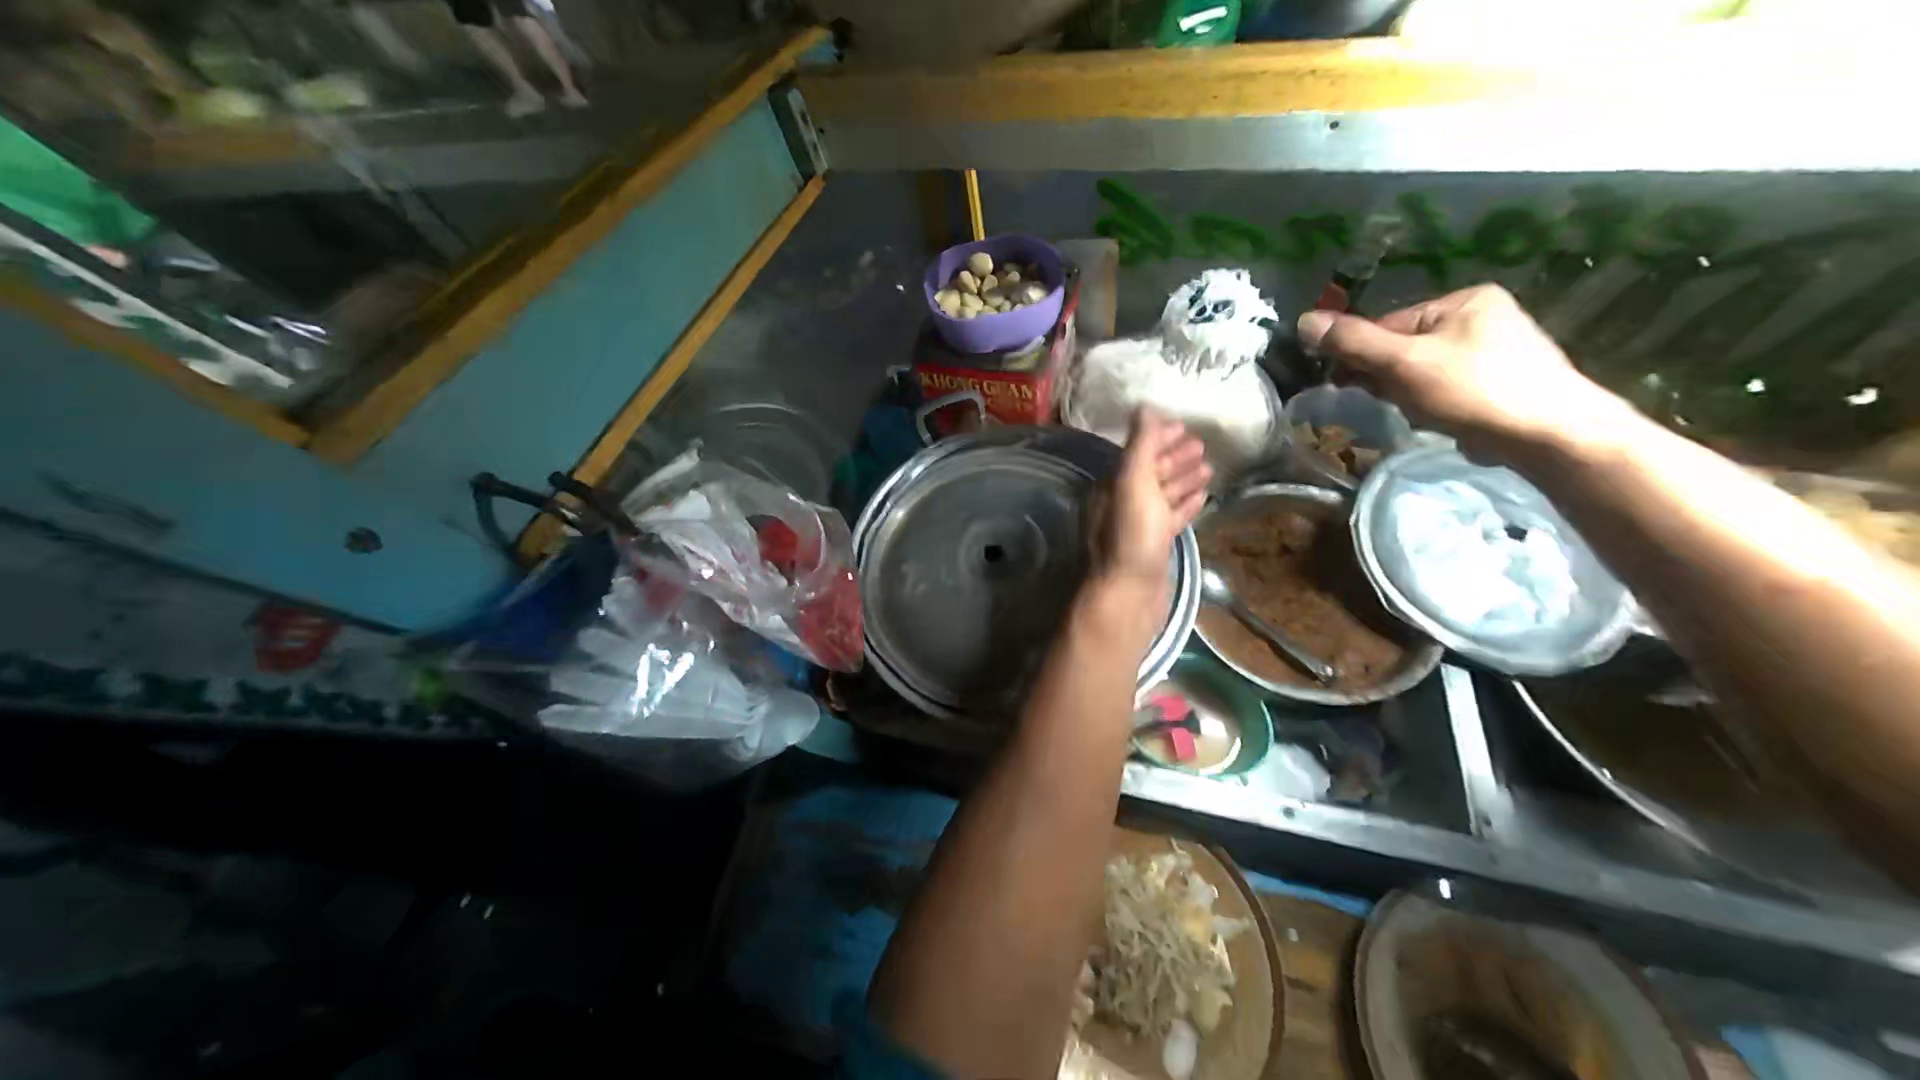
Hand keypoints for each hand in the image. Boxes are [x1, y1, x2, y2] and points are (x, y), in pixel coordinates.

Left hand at [1094, 408, 1210, 591]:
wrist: (1129, 595)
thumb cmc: (1131, 537)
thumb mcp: (1133, 483)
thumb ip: (1141, 446)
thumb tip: (1146, 408)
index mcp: (1111, 486)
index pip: (1136, 454)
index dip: (1159, 439)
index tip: (1185, 427)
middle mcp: (1120, 504)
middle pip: (1151, 473)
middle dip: (1174, 457)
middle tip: (1202, 445)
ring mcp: (1137, 527)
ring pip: (1163, 496)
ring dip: (1184, 479)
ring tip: (1209, 467)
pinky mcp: (1153, 548)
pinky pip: (1171, 519)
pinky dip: (1185, 505)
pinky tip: (1202, 497)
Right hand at [1296, 284, 1630, 457]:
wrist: (1549, 435)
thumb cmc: (1473, 390)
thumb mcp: (1403, 363)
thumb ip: (1353, 342)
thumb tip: (1303, 321)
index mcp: (1464, 300)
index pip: (1388, 324)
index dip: (1361, 356)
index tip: (1347, 385)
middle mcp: (1485, 316)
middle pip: (1405, 346)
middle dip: (1386, 376)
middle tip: (1383, 402)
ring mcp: (1499, 349)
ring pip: (1425, 370)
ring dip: (1408, 393)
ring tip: (1417, 414)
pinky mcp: (1505, 382)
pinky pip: (1449, 387)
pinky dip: (1435, 403)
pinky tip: (1441, 420)